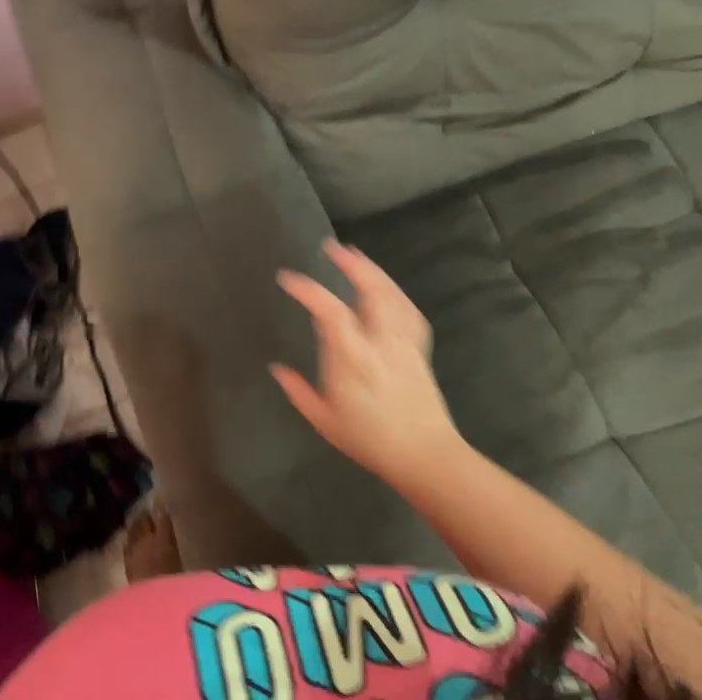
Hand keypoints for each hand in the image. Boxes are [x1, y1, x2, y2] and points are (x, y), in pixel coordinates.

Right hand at [272, 241, 455, 486]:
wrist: (424, 454)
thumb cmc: (369, 440)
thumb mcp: (325, 421)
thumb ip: (300, 392)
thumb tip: (277, 369)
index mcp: (353, 359)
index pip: (330, 312)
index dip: (309, 290)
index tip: (288, 278)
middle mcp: (380, 343)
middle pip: (372, 292)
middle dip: (353, 265)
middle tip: (333, 248)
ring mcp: (403, 343)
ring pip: (392, 296)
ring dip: (374, 272)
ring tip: (356, 257)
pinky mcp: (419, 349)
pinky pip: (410, 312)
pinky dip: (396, 294)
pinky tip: (386, 289)